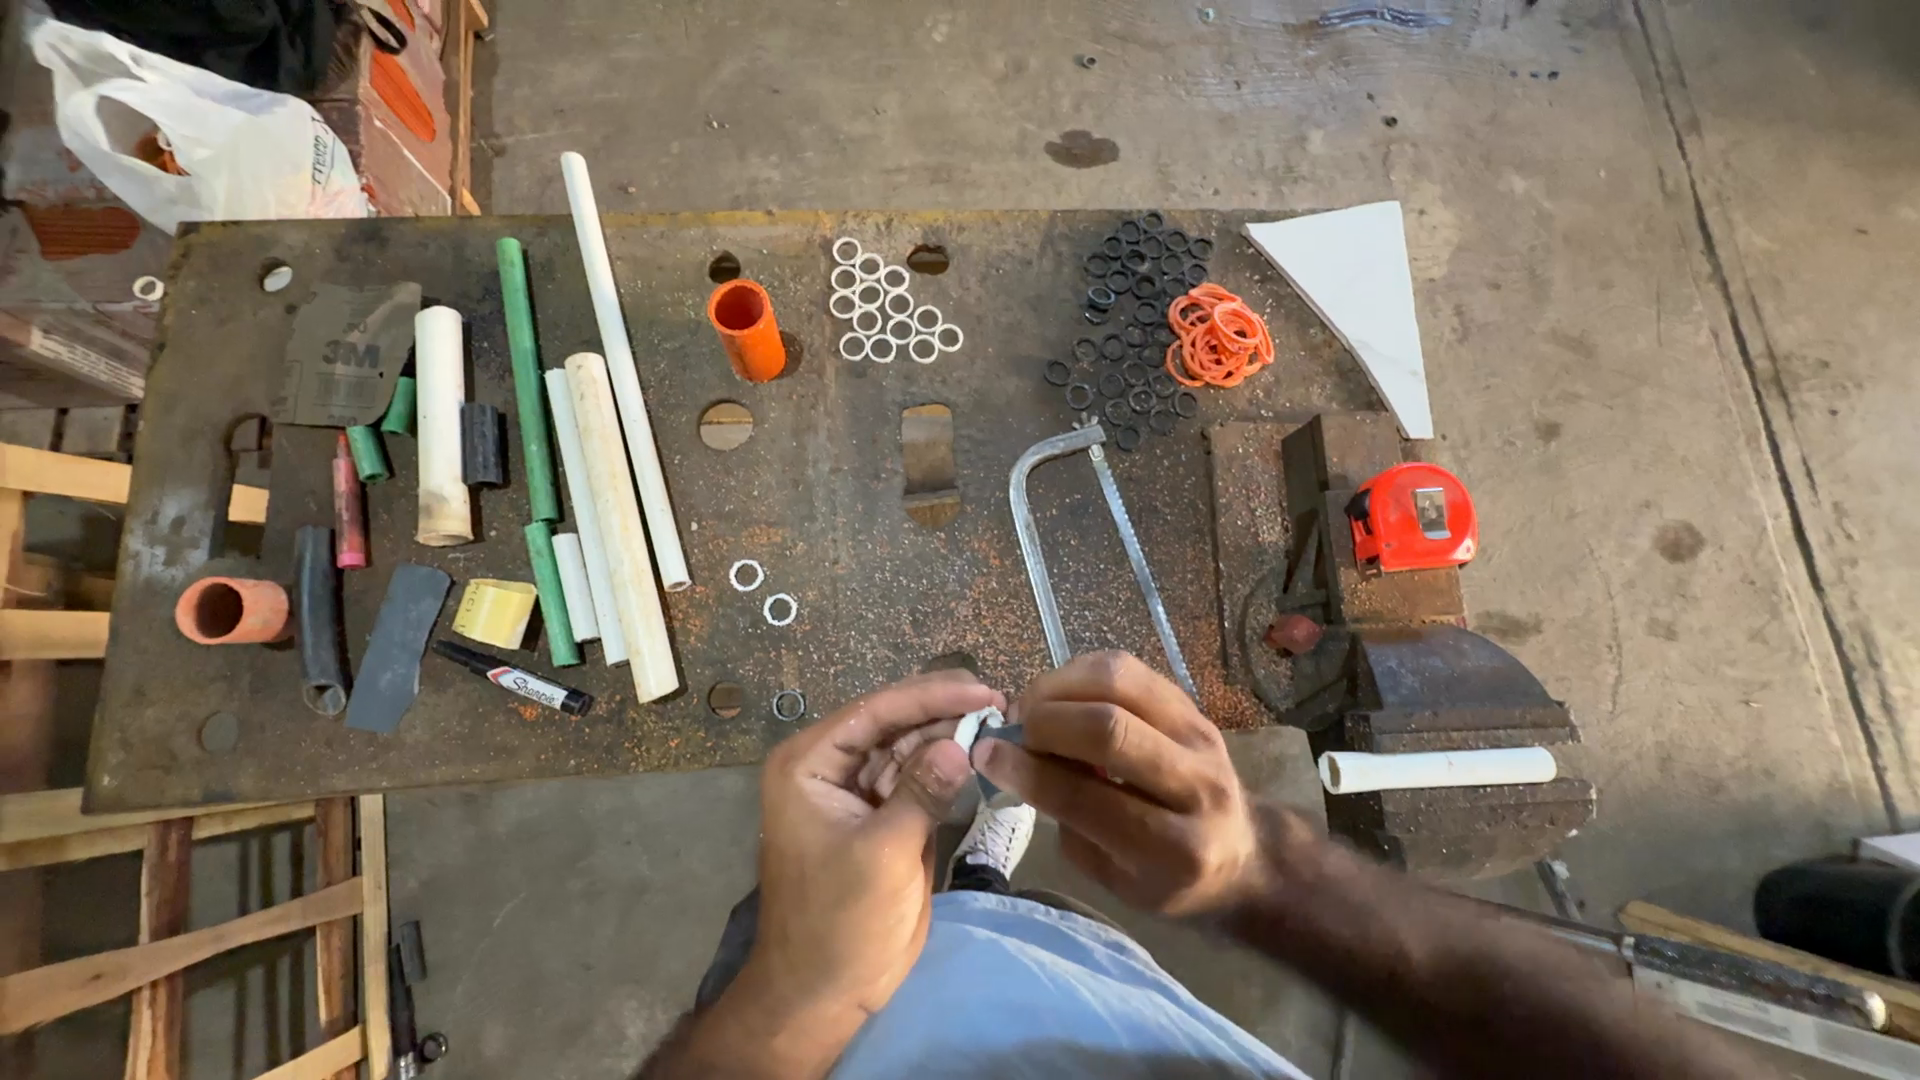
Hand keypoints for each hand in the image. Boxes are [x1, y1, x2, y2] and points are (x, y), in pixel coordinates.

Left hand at [745, 669, 1000, 1021]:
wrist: (825, 993)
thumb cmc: (839, 922)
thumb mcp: (882, 854)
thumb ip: (922, 792)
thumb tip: (961, 743)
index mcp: (809, 764)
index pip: (874, 711)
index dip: (930, 696)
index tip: (982, 689)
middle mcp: (830, 764)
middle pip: (893, 720)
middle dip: (944, 708)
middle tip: (998, 698)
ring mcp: (858, 787)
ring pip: (909, 742)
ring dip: (950, 730)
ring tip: (999, 716)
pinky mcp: (883, 811)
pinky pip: (918, 773)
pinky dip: (948, 762)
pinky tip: (980, 747)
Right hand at [973, 651, 1273, 919]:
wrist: (1244, 853)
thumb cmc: (1168, 877)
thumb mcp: (1113, 876)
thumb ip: (1066, 818)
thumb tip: (1016, 756)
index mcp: (1174, 849)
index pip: (1088, 798)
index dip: (1027, 771)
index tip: (987, 755)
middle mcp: (1195, 785)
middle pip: (1109, 728)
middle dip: (1044, 722)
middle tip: (1014, 730)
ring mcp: (1199, 733)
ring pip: (1118, 681)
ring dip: (1059, 686)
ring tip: (1033, 706)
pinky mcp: (1191, 703)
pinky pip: (1127, 667)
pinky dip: (1080, 673)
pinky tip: (1061, 694)